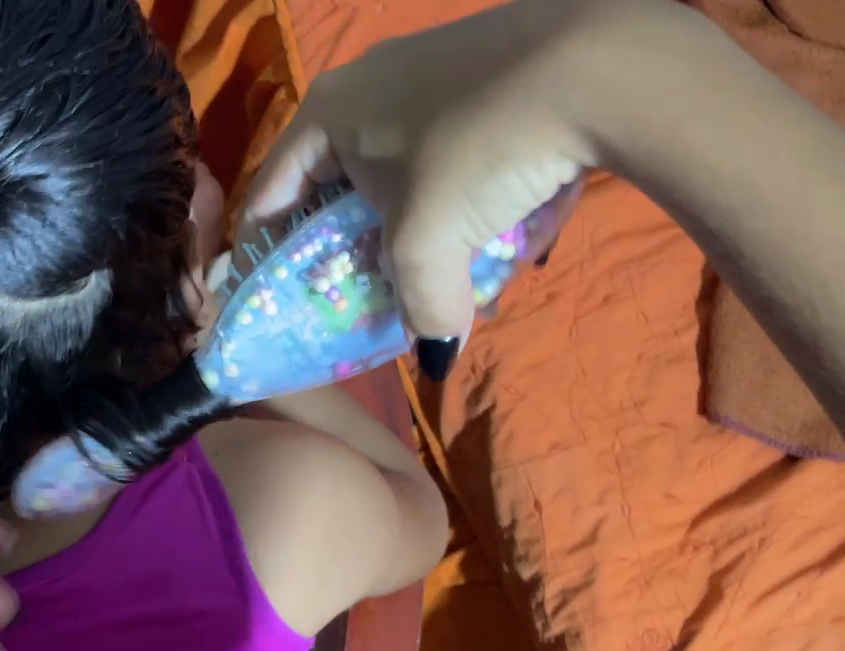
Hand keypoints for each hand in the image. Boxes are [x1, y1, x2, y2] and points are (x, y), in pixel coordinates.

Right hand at [243, 0, 682, 371]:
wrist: (621, 62)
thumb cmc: (484, 150)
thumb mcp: (429, 245)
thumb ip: (418, 308)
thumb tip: (439, 356)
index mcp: (322, 114)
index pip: (266, 201)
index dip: (265, 257)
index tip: (275, 297)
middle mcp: (360, 80)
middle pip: (323, 182)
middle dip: (333, 240)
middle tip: (343, 285)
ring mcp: (422, 60)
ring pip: (381, 158)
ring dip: (389, 212)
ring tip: (411, 253)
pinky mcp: (480, 56)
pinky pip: (433, 135)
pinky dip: (438, 179)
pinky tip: (471, 207)